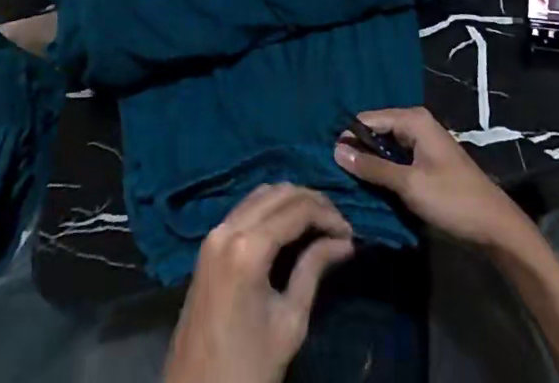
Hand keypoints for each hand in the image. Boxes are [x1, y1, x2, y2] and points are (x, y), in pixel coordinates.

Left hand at [163, 184, 356, 382]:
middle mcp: (227, 229)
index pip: (299, 209)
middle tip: (338, 228)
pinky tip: (291, 228)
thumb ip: (314, 269)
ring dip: (293, 202)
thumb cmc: (247, 366)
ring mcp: (213, 235)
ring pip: (262, 194)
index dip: (330, 216)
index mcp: (247, 248)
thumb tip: (345, 242)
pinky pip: (246, 209)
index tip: (351, 235)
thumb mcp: (290, 320)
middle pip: (281, 193)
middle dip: (314, 203)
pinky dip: (272, 208)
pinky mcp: (208, 246)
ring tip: (319, 226)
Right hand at [333, 107, 534, 250]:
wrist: (492, 225)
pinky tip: (362, 189)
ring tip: (338, 183)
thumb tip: (337, 150)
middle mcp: (416, 126)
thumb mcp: (409, 184)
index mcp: (415, 120)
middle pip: (375, 132)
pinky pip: (393, 162)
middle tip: (327, 174)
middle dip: (355, 150)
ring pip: (383, 149)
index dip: (347, 136)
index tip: (322, 158)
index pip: (368, 119)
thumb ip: (373, 167)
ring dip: (366, 164)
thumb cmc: (452, 199)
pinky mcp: (422, 165)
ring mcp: (420, 146)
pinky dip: (379, 173)